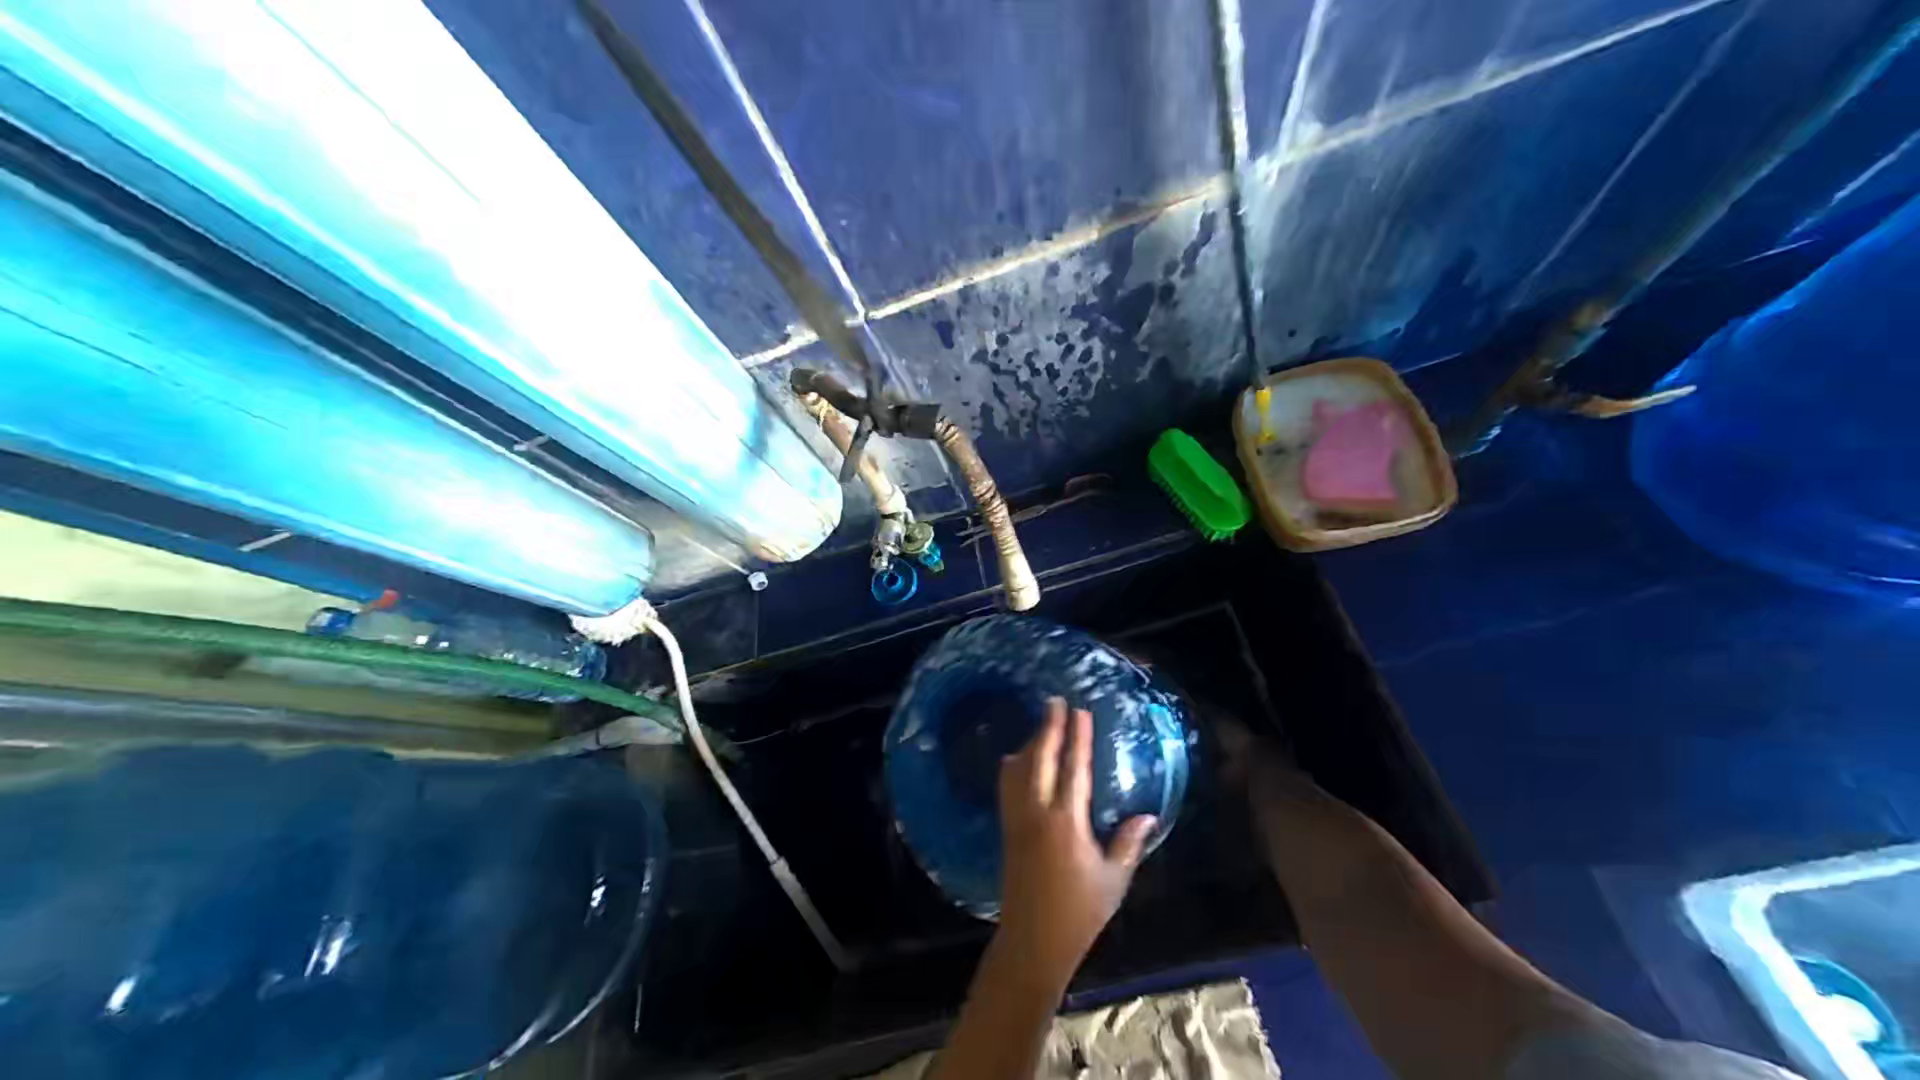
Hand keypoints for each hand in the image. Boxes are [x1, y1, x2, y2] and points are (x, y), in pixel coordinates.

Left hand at [996, 697, 1156, 976]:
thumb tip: (1148, 814)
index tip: (1079, 711)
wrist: (1032, 940)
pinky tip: (1018, 760)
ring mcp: (1017, 819)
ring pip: (1018, 769)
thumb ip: (1129, 843)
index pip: (1072, 768)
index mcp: (1066, 821)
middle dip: (1047, 727)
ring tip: (1042, 726)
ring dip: (1030, 743)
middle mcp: (1037, 812)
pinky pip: (1008, 785)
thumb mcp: (1114, 879)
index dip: (1076, 737)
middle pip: (1039, 758)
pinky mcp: (1006, 829)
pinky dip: (1015, 765)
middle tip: (1055, 701)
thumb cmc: (1079, 911)